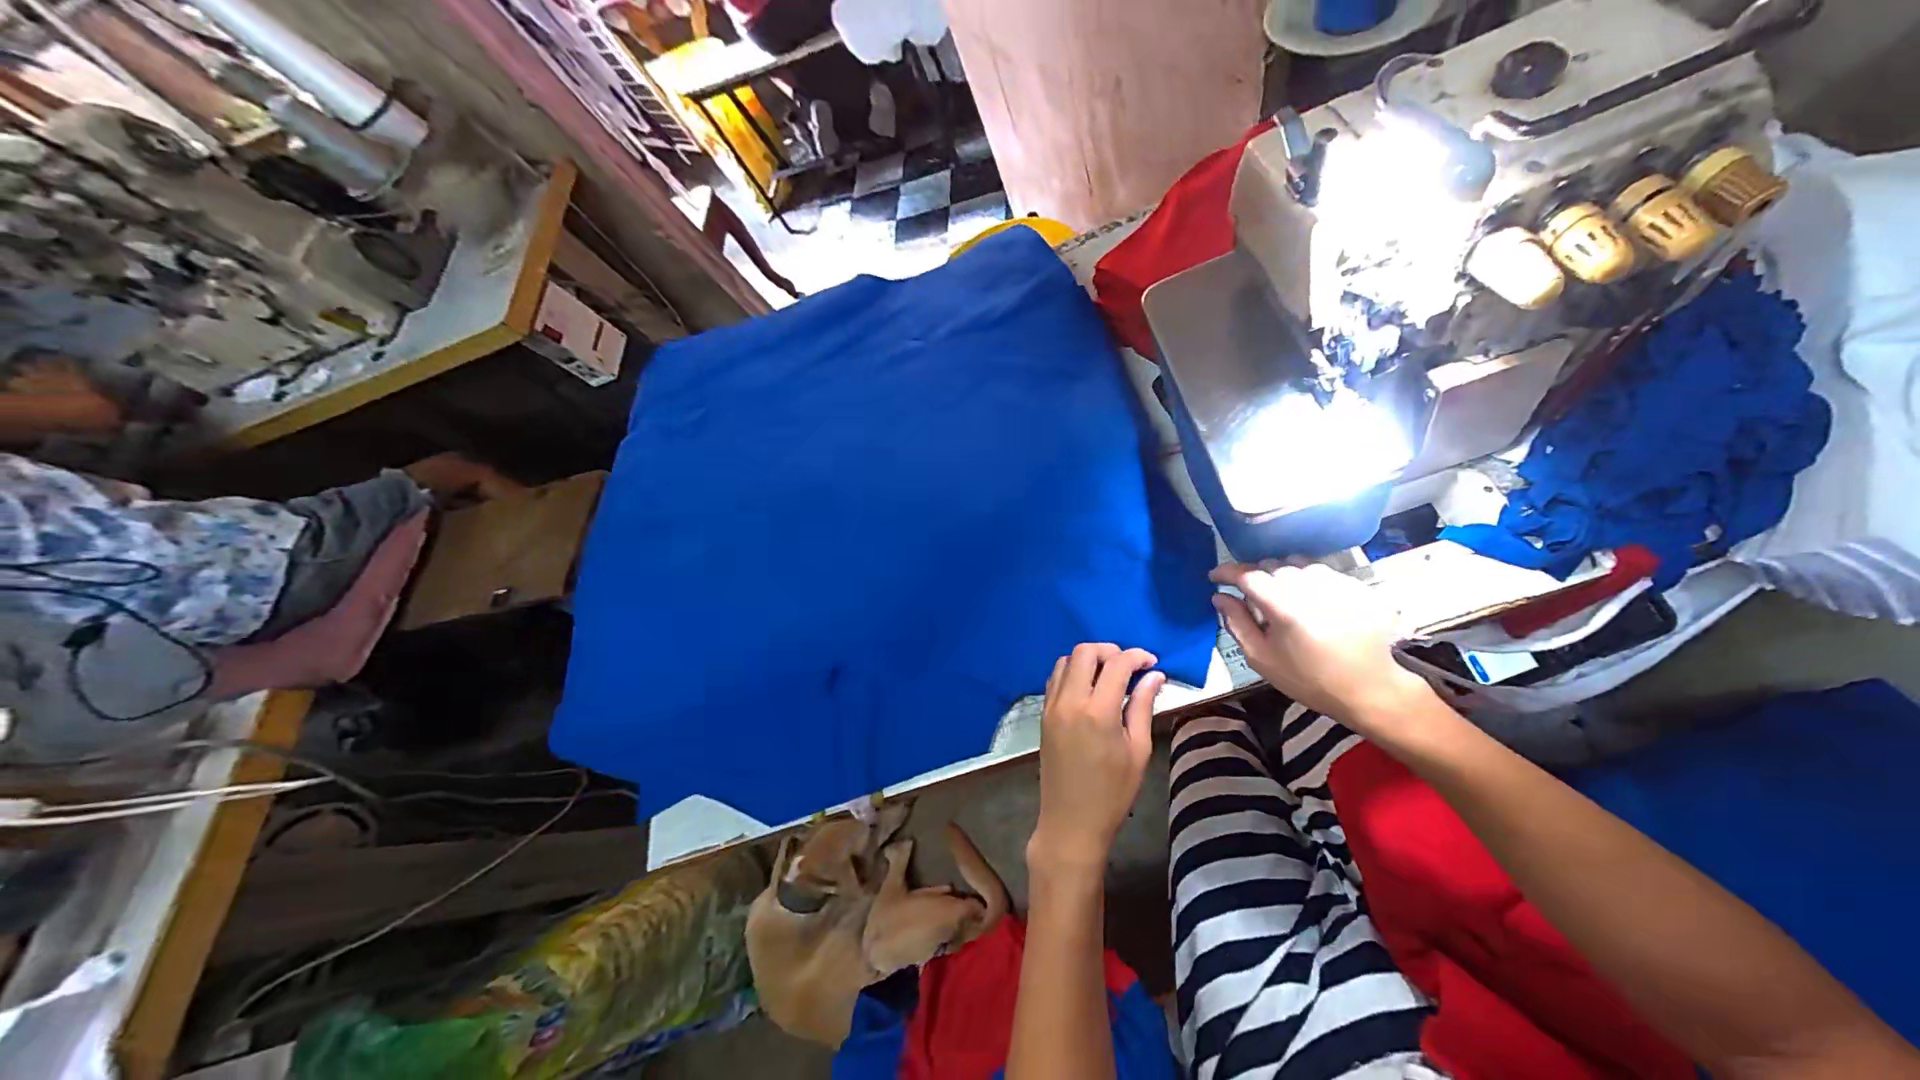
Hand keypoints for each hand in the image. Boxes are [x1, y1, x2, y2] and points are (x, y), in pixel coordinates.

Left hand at [1030, 643, 1163, 875]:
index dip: (1137, 656)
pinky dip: (1072, 672)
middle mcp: (1070, 701)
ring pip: (1066, 661)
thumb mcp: (1138, 751)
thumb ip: (1143, 707)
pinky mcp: (1043, 715)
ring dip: (1089, 659)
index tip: (1152, 662)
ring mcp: (1052, 707)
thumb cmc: (1112, 793)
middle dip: (1110, 650)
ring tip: (1110, 675)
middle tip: (1130, 665)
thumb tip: (1155, 676)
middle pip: (1085, 652)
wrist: (1070, 821)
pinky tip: (1090, 687)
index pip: (1117, 664)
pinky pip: (1055, 679)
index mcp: (1098, 711)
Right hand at [1210, 562, 1433, 737]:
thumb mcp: (1261, 658)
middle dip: (1256, 577)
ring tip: (1283, 597)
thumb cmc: (1309, 679)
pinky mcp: (1358, 586)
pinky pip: (1324, 572)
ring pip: (1298, 564)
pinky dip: (1309, 581)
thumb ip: (1236, 623)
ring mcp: (1338, 583)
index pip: (1247, 574)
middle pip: (1272, 566)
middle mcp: (1311, 586)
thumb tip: (1220, 597)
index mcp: (1284, 606)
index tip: (1215, 578)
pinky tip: (1312, 602)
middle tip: (1252, 598)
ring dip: (1283, 576)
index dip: (1226, 572)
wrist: (1369, 689)